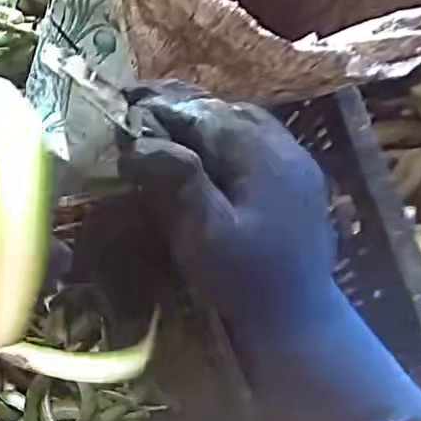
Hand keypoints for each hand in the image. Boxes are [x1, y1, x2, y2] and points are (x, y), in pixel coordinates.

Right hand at [120, 82, 420, 420]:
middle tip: (137, 102)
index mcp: (262, 157)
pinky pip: (254, 141)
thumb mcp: (205, 234)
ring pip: (243, 122)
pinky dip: (220, 134)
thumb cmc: (245, 280)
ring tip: (163, 118)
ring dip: (201, 116)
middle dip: (181, 104)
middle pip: (227, 111)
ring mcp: (294, 163)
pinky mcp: (294, 182)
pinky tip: (201, 146)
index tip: (124, 104)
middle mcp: (283, 148)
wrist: (296, 318)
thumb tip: (142, 139)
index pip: (206, 115)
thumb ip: (179, 181)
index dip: (163, 107)